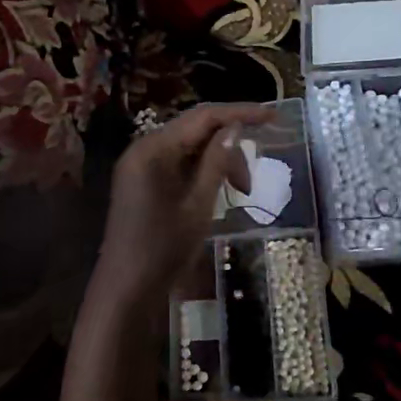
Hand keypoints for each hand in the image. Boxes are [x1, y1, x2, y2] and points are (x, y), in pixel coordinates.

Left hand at [93, 104, 272, 297]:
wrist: (126, 287)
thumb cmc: (163, 249)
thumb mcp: (198, 206)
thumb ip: (216, 163)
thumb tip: (235, 129)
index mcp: (153, 149)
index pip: (202, 117)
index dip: (240, 113)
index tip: (273, 117)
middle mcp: (142, 149)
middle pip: (194, 130)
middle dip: (229, 145)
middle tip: (251, 180)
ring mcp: (138, 167)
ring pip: (187, 148)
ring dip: (217, 160)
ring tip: (240, 190)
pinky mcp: (140, 183)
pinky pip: (175, 164)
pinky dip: (200, 171)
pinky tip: (218, 189)